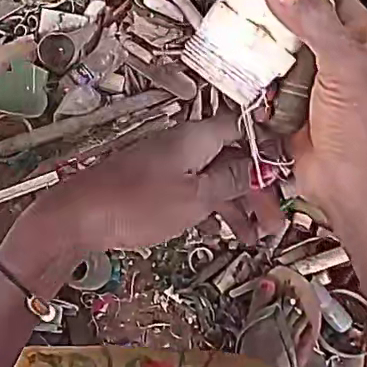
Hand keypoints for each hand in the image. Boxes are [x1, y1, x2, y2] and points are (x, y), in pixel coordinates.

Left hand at [9, 115, 283, 275]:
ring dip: (235, 205)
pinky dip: (209, 209)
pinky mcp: (152, 183)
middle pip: (231, 158)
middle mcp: (182, 144)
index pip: (243, 130)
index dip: (268, 150)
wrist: (79, 217)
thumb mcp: (195, 197)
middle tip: (274, 221)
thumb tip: (257, 166)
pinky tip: (221, 231)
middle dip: (256, 189)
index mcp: (196, 137)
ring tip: (253, 236)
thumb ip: (229, 180)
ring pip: (212, 178)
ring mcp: (166, 163)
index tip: (287, 174)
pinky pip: (191, 190)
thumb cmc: (134, 204)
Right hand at [262, 0, 366, 212]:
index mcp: (360, 38)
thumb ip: (311, 21)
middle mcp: (335, 57)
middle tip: (246, 14)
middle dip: (269, 23)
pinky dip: (255, 85)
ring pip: (275, 54)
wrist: (345, 182)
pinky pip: (264, 84)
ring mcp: (311, 81)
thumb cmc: (362, 132)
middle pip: (293, 24)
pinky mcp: (289, 104)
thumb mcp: (340, 64)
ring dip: (260, 56)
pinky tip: (252, 85)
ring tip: (244, 48)